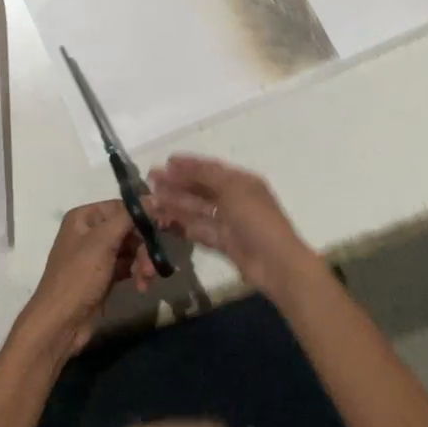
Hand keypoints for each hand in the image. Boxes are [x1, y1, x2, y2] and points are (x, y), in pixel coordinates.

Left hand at [19, 199, 157, 357]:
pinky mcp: (103, 276)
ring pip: (129, 250)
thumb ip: (128, 218)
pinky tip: (142, 287)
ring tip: (147, 280)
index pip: (120, 207)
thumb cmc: (79, 276)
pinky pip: (126, 267)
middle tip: (153, 266)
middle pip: (127, 230)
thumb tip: (154, 197)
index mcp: (84, 217)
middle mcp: (89, 232)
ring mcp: (96, 256)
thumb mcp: (103, 242)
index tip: (165, 226)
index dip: (142, 216)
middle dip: (143, 247)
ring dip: (142, 263)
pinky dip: (136, 274)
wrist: (61, 323)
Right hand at [147, 154, 324, 299]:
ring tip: (152, 199)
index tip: (166, 162)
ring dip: (175, 203)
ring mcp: (229, 222)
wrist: (277, 264)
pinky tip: (165, 220)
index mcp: (241, 182)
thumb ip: (205, 174)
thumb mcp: (233, 189)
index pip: (210, 169)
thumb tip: (178, 163)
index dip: (188, 165)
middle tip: (151, 180)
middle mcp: (234, 199)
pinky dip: (183, 225)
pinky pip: (200, 229)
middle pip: (201, 189)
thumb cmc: (256, 220)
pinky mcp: (224, 243)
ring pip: (197, 209)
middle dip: (177, 183)